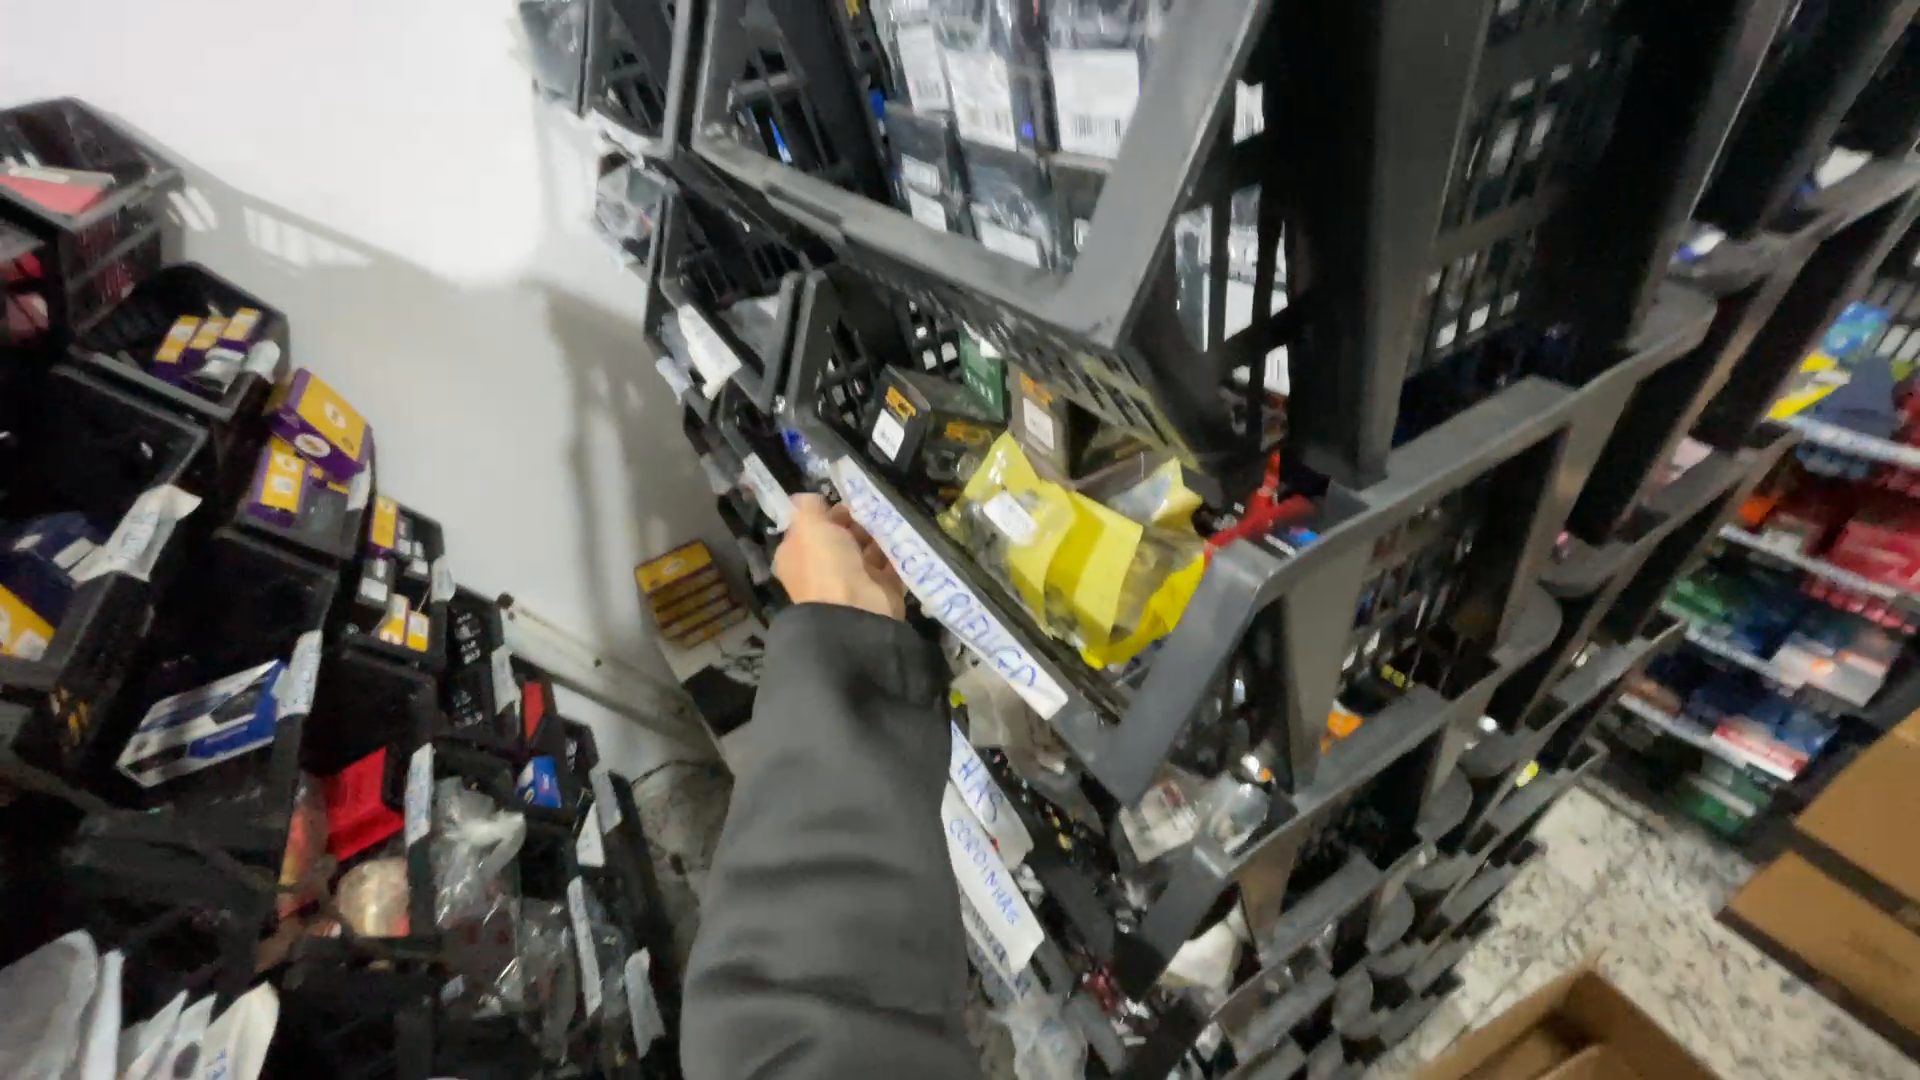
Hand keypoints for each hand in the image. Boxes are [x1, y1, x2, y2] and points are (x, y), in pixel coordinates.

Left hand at [775, 494, 906, 619]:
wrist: (854, 608)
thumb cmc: (824, 563)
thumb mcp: (807, 524)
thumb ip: (808, 506)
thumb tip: (811, 498)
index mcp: (799, 555)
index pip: (812, 528)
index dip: (827, 513)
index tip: (845, 502)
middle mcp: (824, 568)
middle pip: (843, 537)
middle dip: (858, 522)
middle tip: (871, 510)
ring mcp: (853, 580)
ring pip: (868, 549)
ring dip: (879, 535)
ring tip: (889, 520)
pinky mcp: (880, 588)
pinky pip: (890, 564)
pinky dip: (896, 551)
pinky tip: (902, 536)